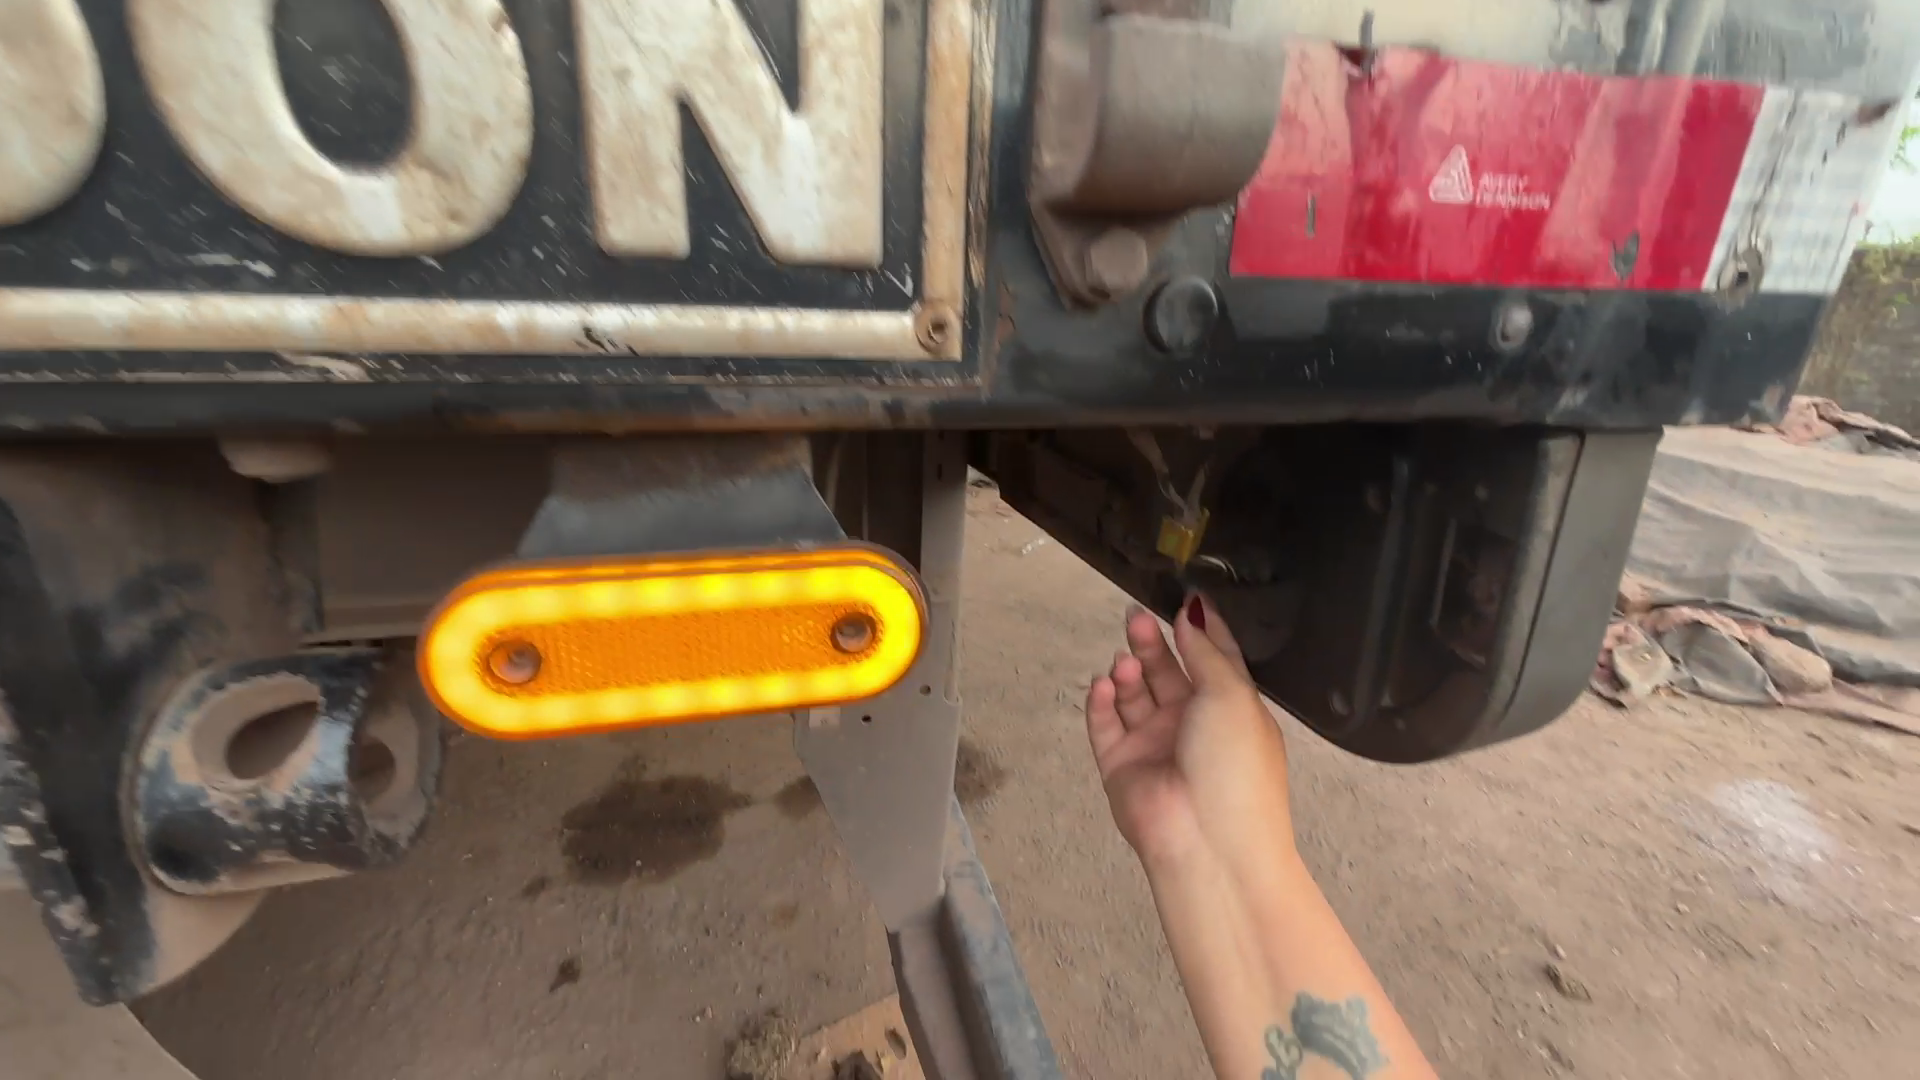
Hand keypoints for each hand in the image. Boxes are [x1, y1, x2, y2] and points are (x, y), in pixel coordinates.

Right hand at [1084, 595, 1295, 878]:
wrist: (1206, 841)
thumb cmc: (1233, 762)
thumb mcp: (1231, 697)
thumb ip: (1206, 652)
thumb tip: (1192, 613)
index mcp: (1230, 710)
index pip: (1214, 660)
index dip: (1201, 629)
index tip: (1185, 597)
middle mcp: (1192, 724)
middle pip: (1166, 672)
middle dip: (1151, 643)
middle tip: (1134, 617)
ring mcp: (1154, 745)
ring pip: (1134, 695)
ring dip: (1128, 673)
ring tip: (1125, 663)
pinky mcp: (1120, 764)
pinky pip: (1106, 724)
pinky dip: (1102, 702)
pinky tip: (1104, 684)